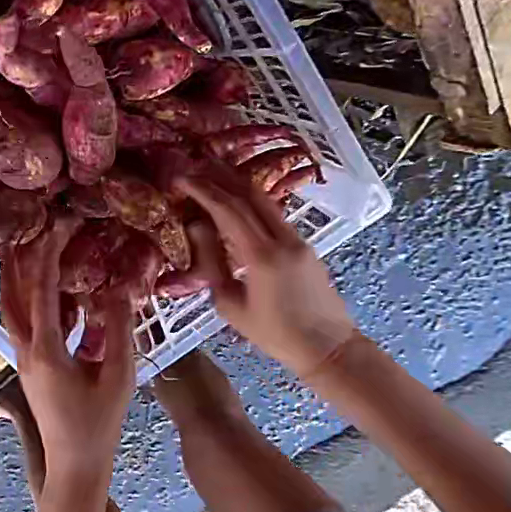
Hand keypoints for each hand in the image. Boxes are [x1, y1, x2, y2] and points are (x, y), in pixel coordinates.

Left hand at [2, 216, 136, 486]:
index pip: (42, 290)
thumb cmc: (99, 423)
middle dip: (19, 256)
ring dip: (17, 274)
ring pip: (12, 307)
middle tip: (29, 224)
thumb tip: (119, 287)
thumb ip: (120, 329)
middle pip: (12, 293)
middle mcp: (25, 349)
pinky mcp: (30, 364)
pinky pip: (24, 321)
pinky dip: (30, 297)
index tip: (62, 225)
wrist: (74, 464)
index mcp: (46, 350)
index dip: (50, 254)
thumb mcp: (119, 375)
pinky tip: (52, 288)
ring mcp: (23, 357)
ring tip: (28, 244)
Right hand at [176, 169, 360, 377]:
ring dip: (238, 186)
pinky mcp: (305, 245)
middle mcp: (282, 239)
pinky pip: (274, 216)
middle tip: (197, 165)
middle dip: (221, 177)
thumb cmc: (275, 335)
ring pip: (265, 202)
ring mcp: (298, 240)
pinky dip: (252, 204)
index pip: (228, 210)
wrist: (328, 346)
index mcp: (261, 256)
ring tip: (215, 176)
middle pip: (250, 195)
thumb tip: (199, 228)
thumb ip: (213, 264)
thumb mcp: (231, 307)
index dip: (203, 190)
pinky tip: (239, 204)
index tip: (181, 179)